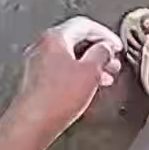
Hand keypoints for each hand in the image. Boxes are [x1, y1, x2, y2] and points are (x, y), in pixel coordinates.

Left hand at [7, 16, 121, 146]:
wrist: (33, 124)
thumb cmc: (56, 98)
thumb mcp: (91, 71)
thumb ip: (102, 54)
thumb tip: (105, 48)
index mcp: (55, 38)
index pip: (85, 25)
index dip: (106, 34)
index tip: (116, 45)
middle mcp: (42, 47)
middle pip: (75, 40)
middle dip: (98, 50)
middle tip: (113, 60)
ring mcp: (37, 64)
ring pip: (69, 57)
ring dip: (90, 64)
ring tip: (105, 76)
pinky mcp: (36, 82)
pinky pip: (61, 71)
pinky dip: (77, 74)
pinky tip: (87, 87)